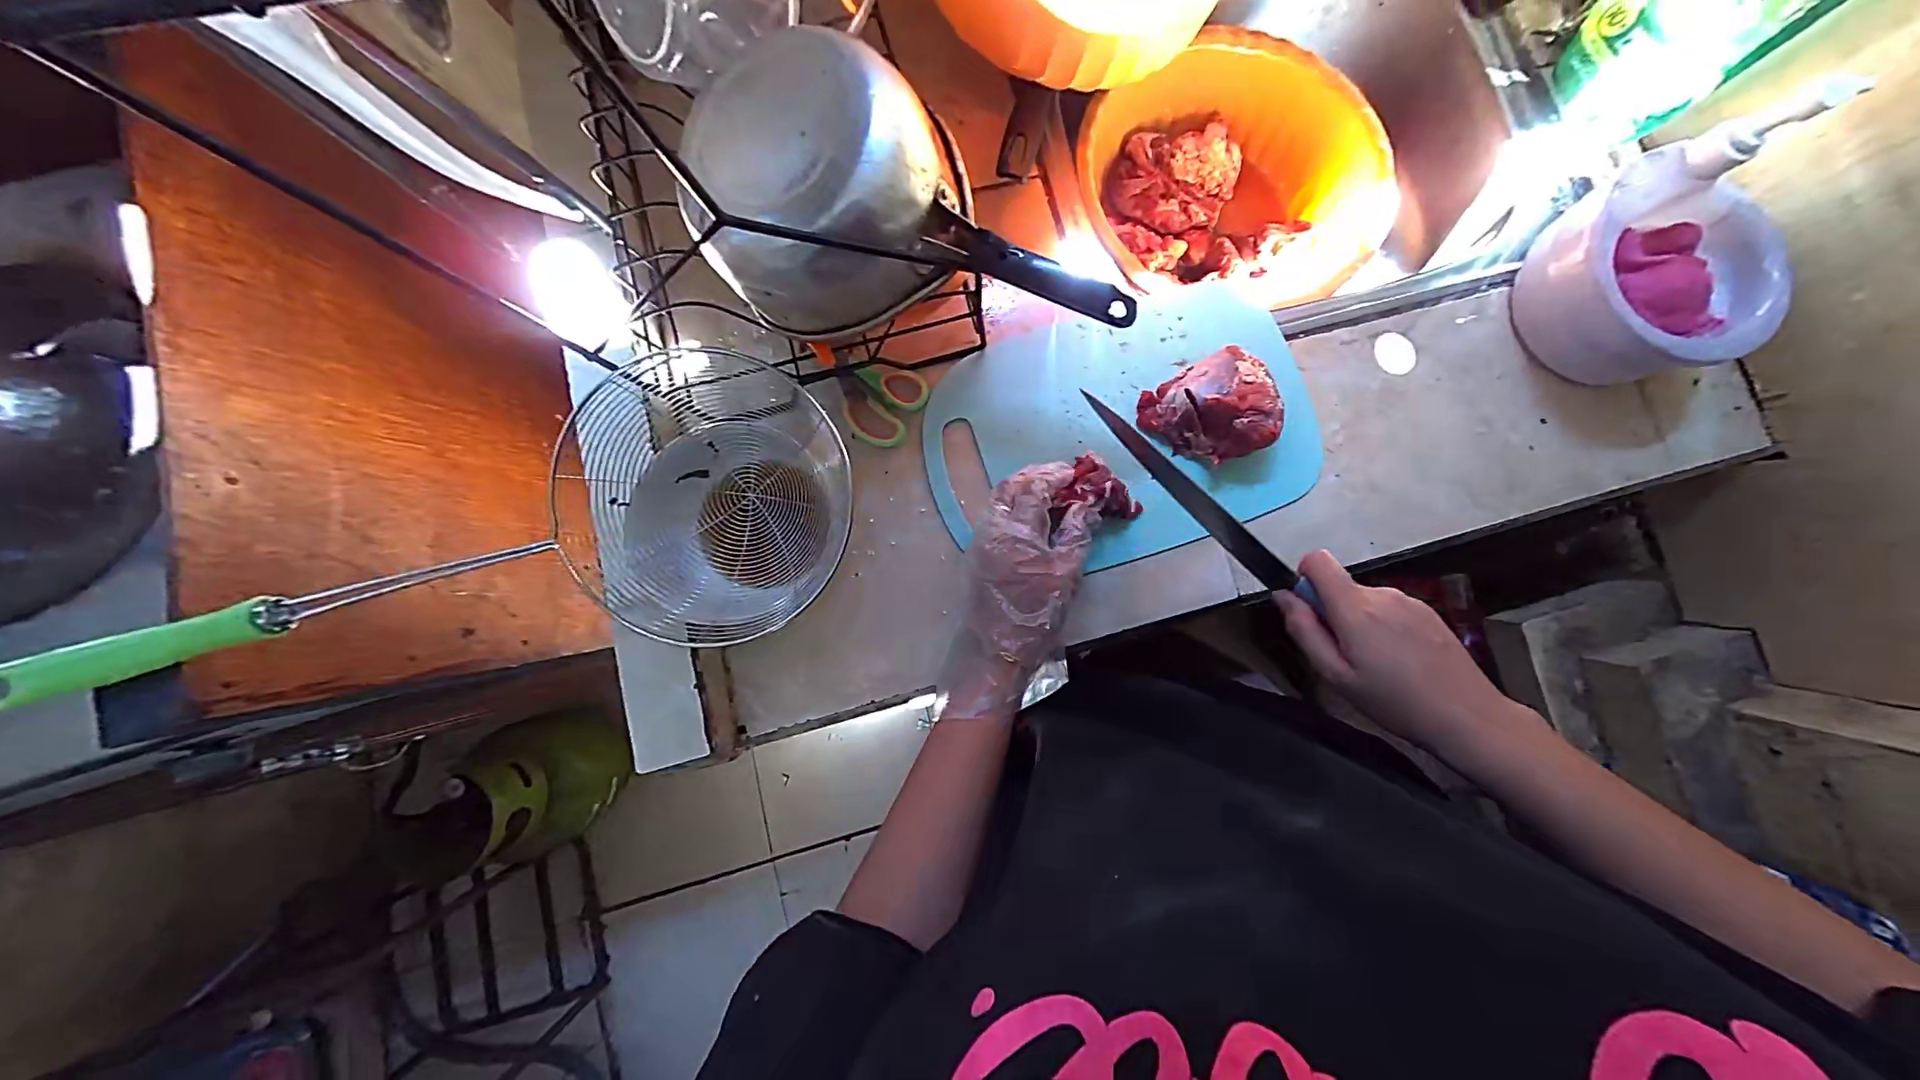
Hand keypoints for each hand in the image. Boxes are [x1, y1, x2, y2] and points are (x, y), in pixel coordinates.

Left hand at [939, 464, 1100, 720]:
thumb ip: (1077, 533)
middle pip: (1013, 484)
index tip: (1080, 473)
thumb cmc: (1036, 614)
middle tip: (1066, 477)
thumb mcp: (1067, 574)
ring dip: (1026, 486)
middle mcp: (994, 527)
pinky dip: (1016, 504)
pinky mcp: (979, 552)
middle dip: (1039, 474)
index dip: (1059, 474)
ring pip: (1002, 498)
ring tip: (1052, 492)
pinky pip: (997, 514)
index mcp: (1016, 529)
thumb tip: (1087, 504)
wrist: (996, 649)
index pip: (1036, 486)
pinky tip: (1034, 515)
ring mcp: (982, 538)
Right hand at [1273, 551, 1527, 753]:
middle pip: (1339, 586)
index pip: (1317, 561)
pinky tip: (1398, 660)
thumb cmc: (1396, 702)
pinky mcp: (1427, 611)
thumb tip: (1284, 598)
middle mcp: (1383, 595)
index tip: (1309, 611)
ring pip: (1363, 600)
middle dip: (1331, 613)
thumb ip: (1304, 630)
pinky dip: (1382, 627)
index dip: (1304, 580)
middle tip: (1344, 656)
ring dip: (1358, 622)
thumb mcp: (1335, 675)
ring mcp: (1408, 601)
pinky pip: (1388, 608)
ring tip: (1375, 663)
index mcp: (1356, 609)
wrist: (1468, 716)